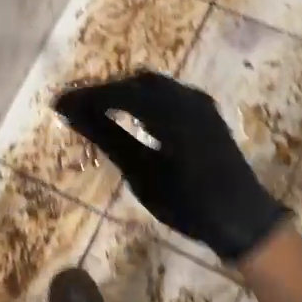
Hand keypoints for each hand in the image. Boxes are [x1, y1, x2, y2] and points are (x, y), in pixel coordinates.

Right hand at [54, 71, 287, 262]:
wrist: (242, 218)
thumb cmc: (189, 203)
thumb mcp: (142, 175)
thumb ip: (108, 138)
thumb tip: (73, 114)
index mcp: (171, 112)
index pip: (119, 93)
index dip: (86, 96)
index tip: (59, 104)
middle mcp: (187, 98)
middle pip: (137, 83)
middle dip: (104, 91)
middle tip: (75, 109)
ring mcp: (200, 104)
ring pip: (153, 86)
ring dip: (124, 94)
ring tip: (97, 112)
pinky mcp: (205, 113)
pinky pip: (168, 95)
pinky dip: (143, 100)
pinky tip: (130, 118)